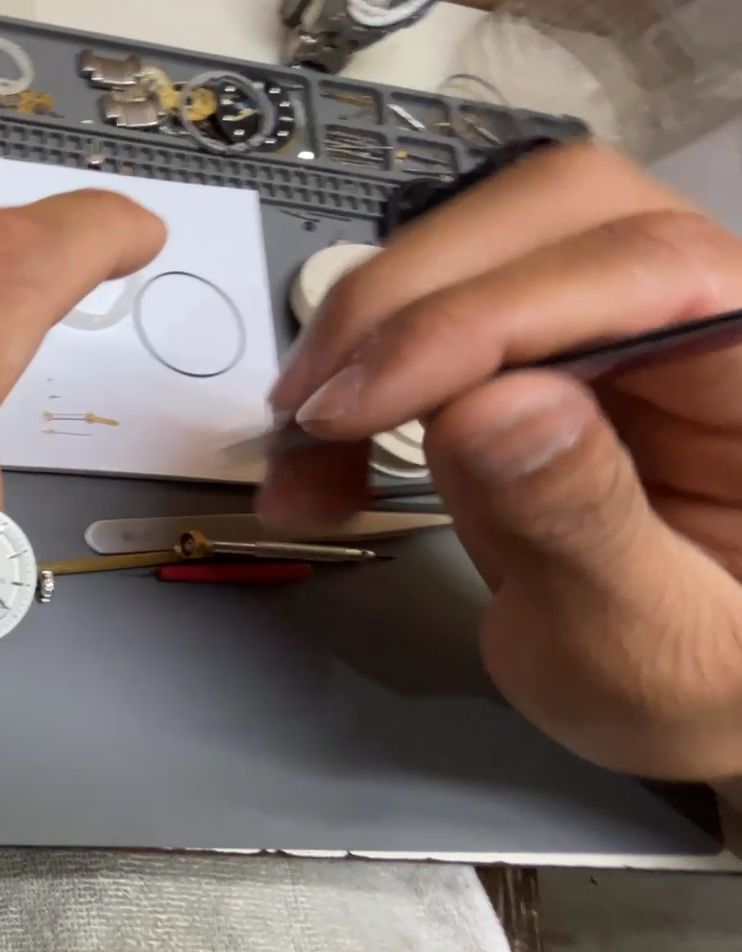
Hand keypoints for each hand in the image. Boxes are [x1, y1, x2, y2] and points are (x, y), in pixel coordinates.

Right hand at [262, 141, 741, 780]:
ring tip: (301, 455)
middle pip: (550, 214)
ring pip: (466, 253)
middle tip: (311, 414)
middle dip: (396, 305)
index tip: (341, 413)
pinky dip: (345, 381)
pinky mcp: (533, 357)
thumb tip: (490, 408)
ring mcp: (615, 328)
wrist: (695, 685)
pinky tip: (317, 458)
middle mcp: (715, 318)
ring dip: (354, 346)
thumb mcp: (647, 646)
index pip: (639, 272)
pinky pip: (419, 323)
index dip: (465, 322)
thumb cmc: (705, 687)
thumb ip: (583, 529)